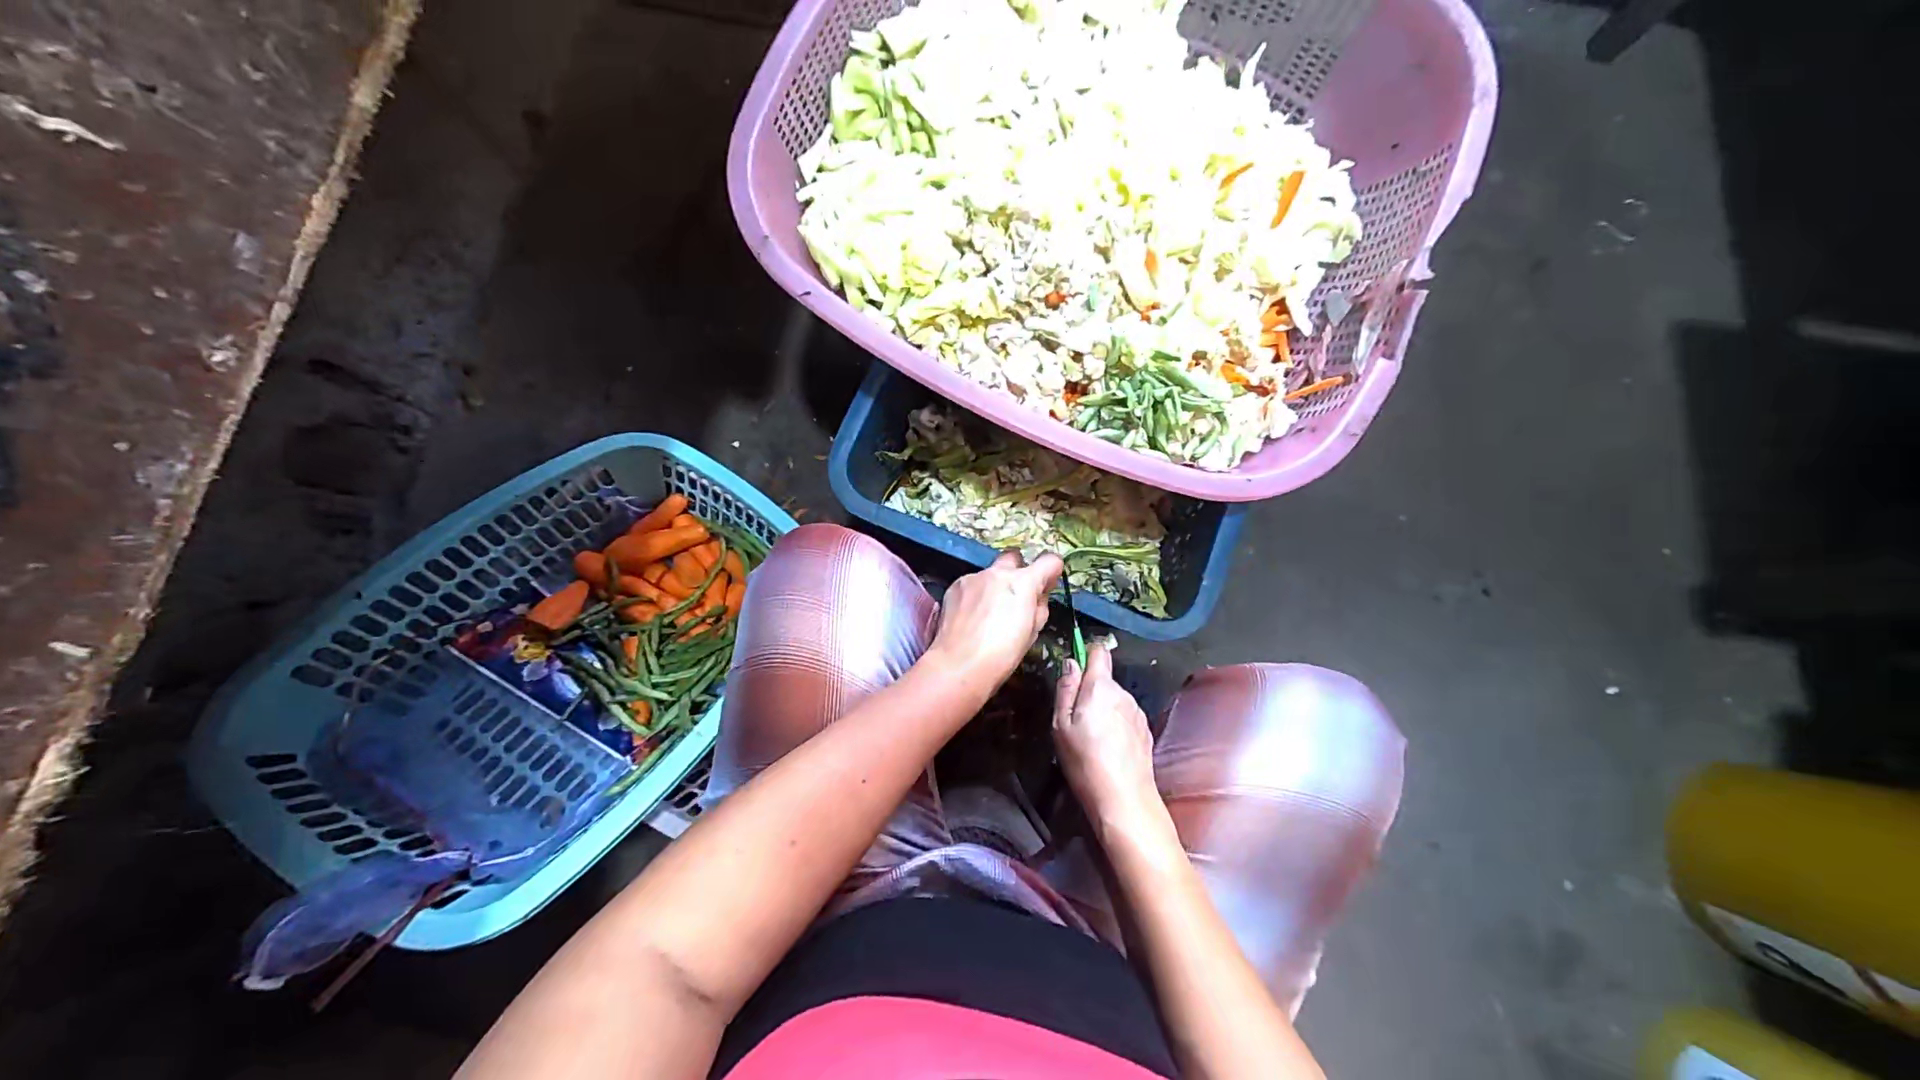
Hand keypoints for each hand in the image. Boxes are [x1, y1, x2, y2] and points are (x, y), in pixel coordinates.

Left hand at [924, 550, 1062, 688]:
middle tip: (1016, 597)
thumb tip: (1038, 594)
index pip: (1049, 561)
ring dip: (994, 587)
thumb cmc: (1002, 654)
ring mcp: (973, 577)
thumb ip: (1039, 606)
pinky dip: (975, 596)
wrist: (959, 664)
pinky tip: (971, 618)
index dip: (1051, 571)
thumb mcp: (1033, 632)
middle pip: (1014, 558)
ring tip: (987, 616)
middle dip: (1018, 572)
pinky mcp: (954, 586)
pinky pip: (972, 585)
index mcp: (1023, 583)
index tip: (1047, 584)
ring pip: (990, 574)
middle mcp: (997, 573)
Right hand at [1053, 642, 1160, 831]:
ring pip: (1114, 700)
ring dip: (1102, 710)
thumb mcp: (1061, 725)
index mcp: (1101, 687)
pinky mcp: (1145, 731)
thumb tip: (1071, 662)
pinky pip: (1124, 717)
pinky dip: (1114, 726)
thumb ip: (1065, 689)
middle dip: (1089, 691)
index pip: (1098, 652)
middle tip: (1073, 719)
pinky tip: (1106, 748)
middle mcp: (1123, 694)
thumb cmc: (1085, 761)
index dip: (1085, 655)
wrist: (1124, 799)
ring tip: (1089, 738)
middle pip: (1104, 679)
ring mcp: (1137, 712)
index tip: (1073, 672)